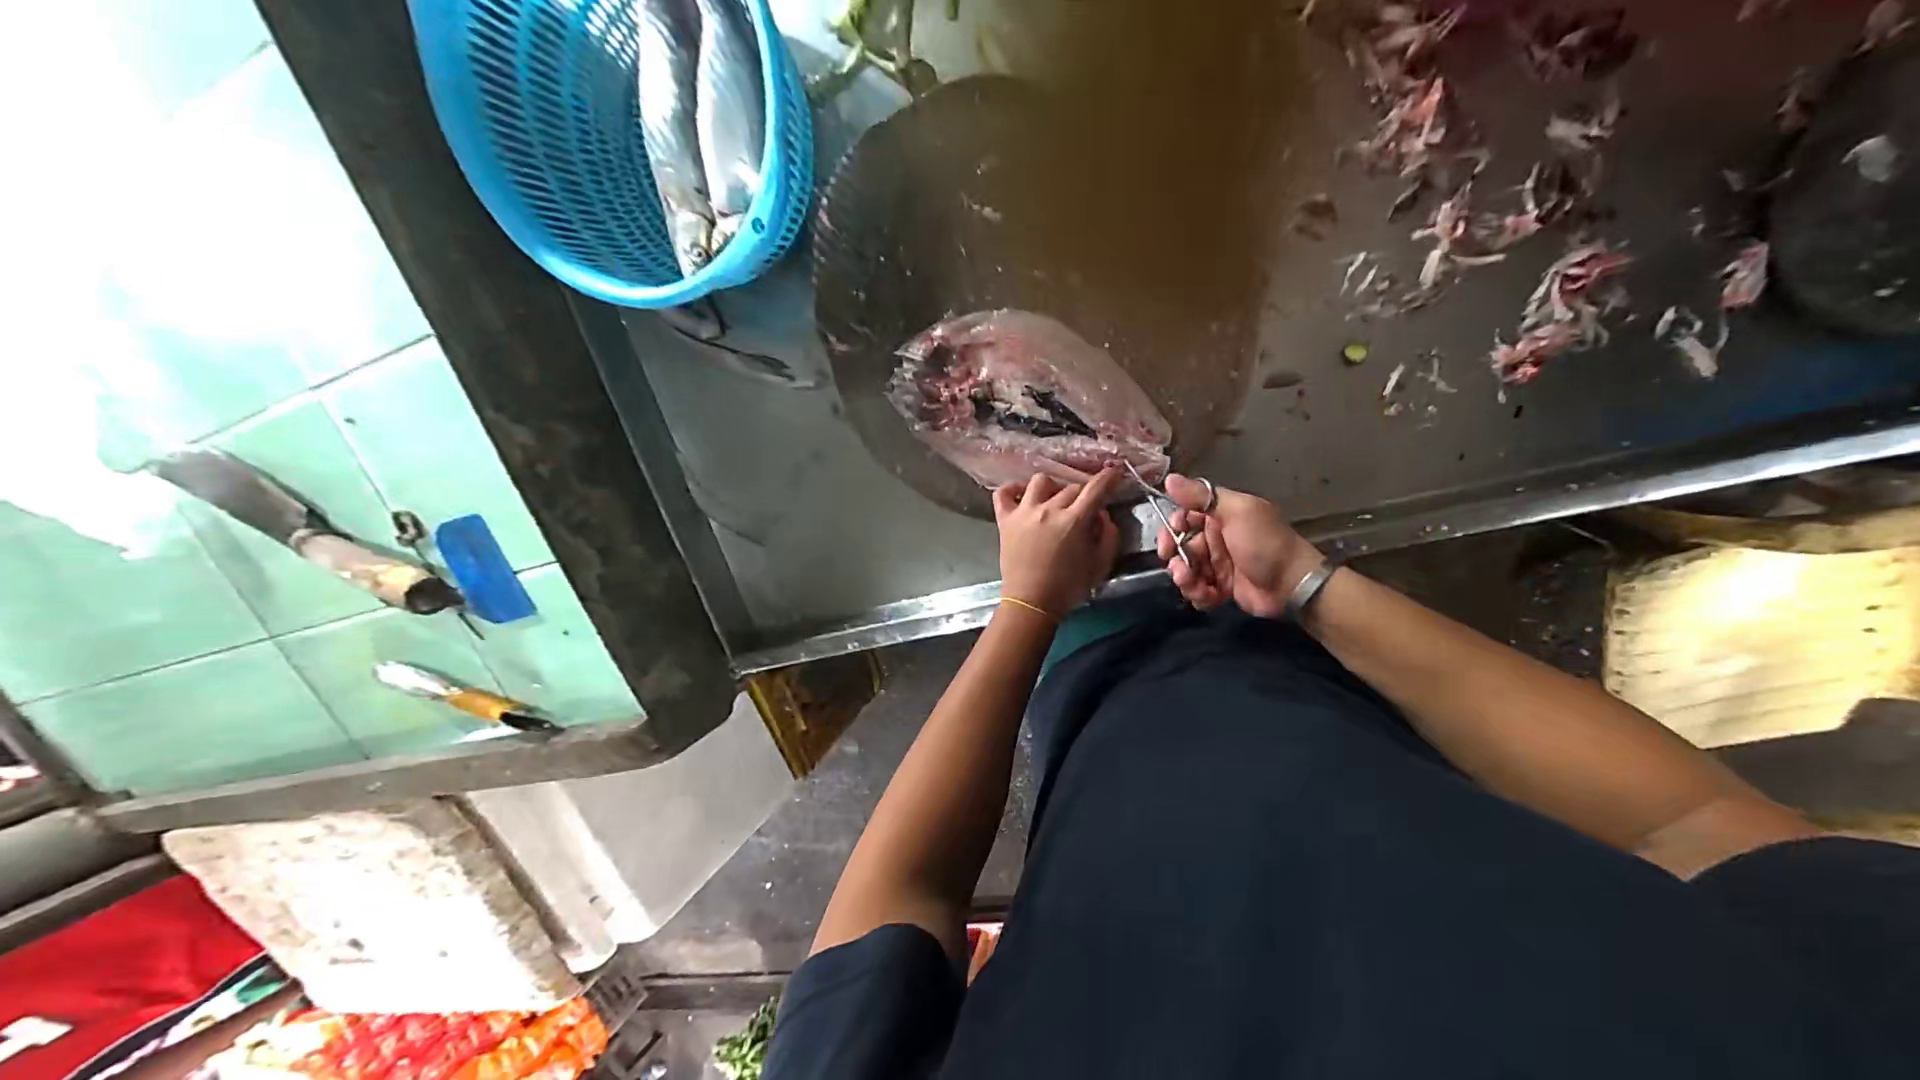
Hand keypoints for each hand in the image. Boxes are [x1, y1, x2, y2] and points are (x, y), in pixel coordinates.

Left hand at [992, 467, 1124, 617]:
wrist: (1032, 603)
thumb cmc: (1069, 587)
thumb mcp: (1100, 564)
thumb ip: (1108, 535)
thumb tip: (1102, 514)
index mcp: (1074, 520)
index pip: (1096, 488)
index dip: (1108, 478)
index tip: (1114, 473)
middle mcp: (1048, 509)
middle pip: (1070, 487)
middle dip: (1082, 495)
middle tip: (1082, 509)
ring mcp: (1023, 512)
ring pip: (1040, 482)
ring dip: (1052, 487)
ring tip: (1054, 500)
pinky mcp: (1004, 520)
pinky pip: (1003, 493)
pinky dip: (1012, 489)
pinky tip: (1022, 496)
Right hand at [1153, 475, 1322, 617]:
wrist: (1292, 585)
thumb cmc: (1265, 544)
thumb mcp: (1237, 513)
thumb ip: (1201, 496)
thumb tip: (1169, 479)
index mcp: (1220, 515)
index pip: (1185, 516)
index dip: (1173, 527)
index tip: (1170, 538)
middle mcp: (1216, 538)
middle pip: (1180, 545)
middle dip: (1175, 558)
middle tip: (1179, 569)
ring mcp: (1218, 564)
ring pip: (1186, 569)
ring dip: (1185, 578)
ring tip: (1194, 584)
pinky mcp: (1222, 588)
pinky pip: (1198, 589)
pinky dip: (1198, 594)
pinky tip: (1208, 596)